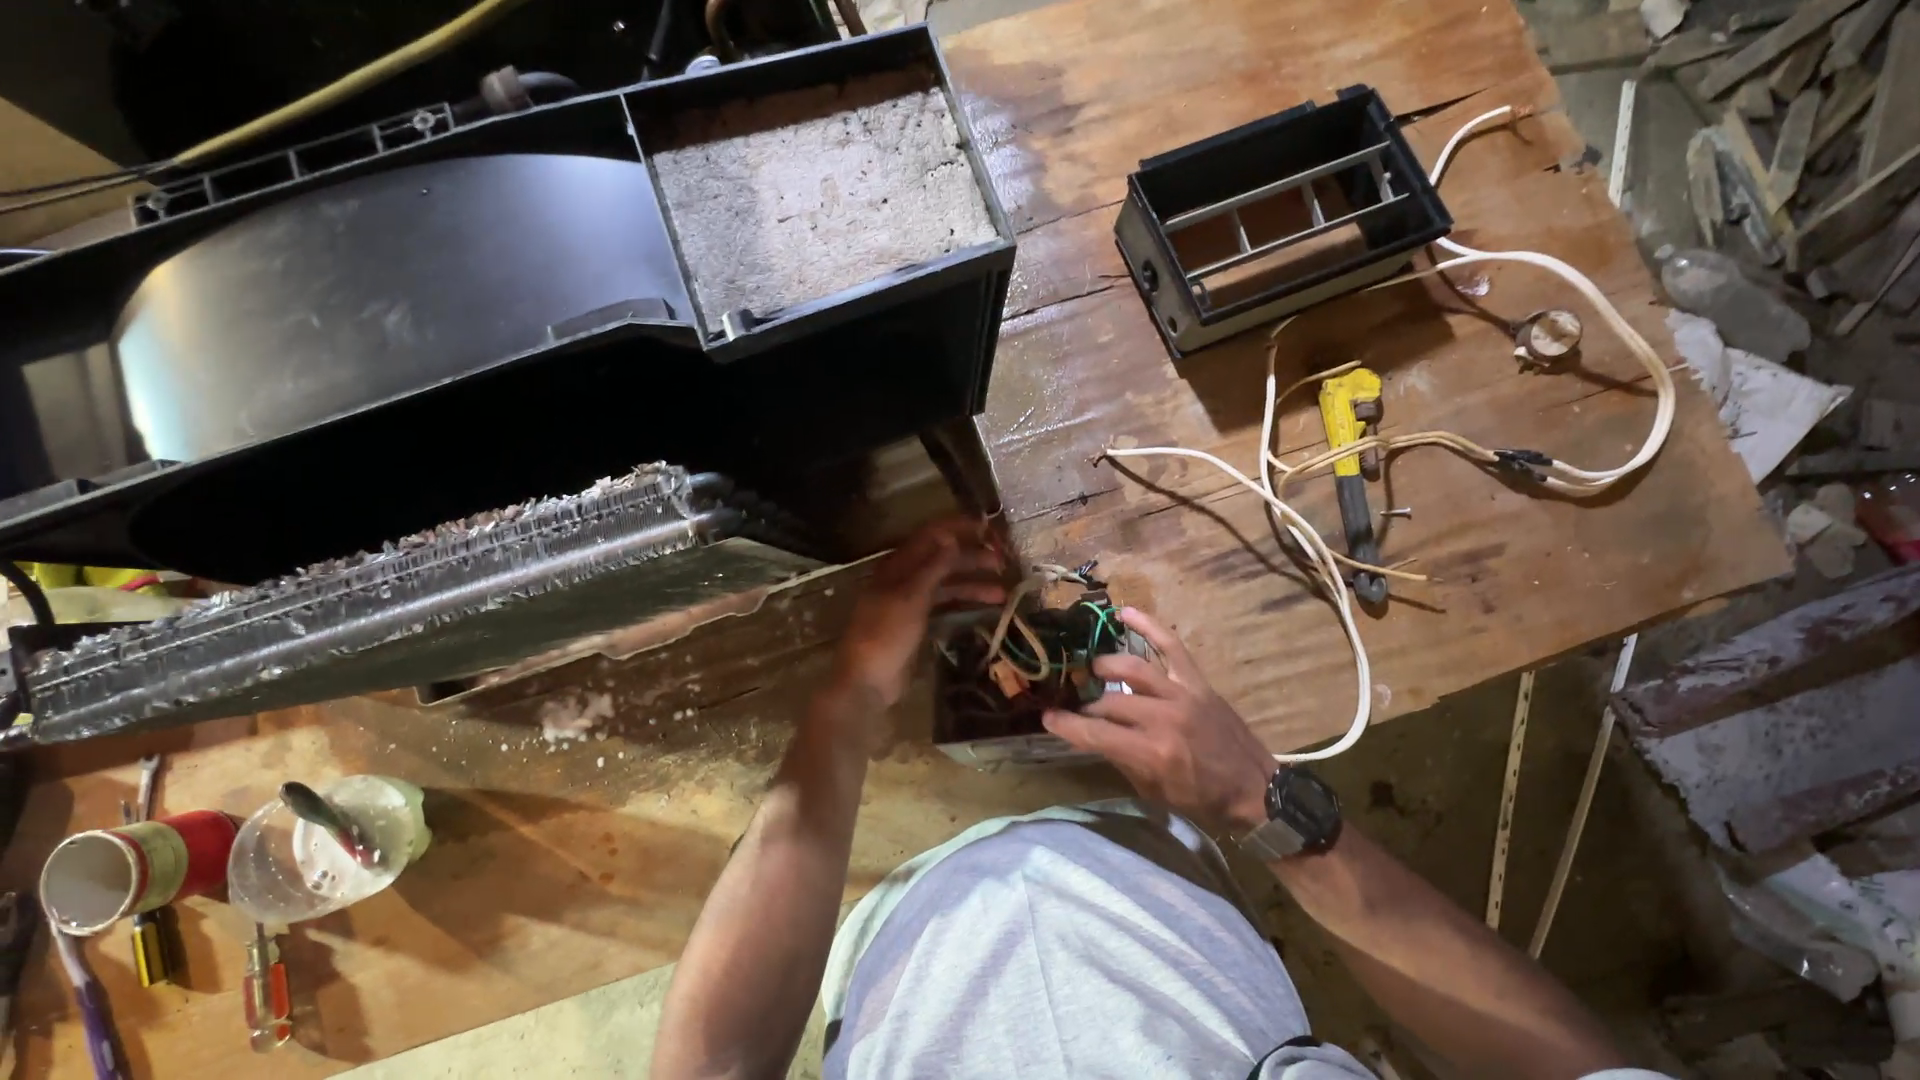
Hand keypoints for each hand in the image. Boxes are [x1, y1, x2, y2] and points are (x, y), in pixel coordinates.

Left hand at [829, 517, 1004, 712]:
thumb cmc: (885, 634)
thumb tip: (952, 537)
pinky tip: (987, 609)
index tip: (988, 528)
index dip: (958, 528)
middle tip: (1003, 562)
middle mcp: (905, 578)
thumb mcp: (910, 597)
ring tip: (1003, 593)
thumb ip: (932, 567)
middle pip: (942, 559)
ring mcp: (911, 601)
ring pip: (947, 584)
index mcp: (898, 566)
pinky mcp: (918, 623)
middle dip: (972, 558)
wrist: (867, 680)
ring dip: (973, 585)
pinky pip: (945, 605)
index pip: (931, 535)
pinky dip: (964, 604)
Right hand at [1042, 607, 1276, 834]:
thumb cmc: (1202, 799)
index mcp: (1152, 751)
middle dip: (1088, 708)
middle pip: (1110, 702)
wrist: (1256, 790)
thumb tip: (1092, 736)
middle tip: (1077, 709)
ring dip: (1107, 667)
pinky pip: (1171, 646)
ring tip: (1094, 670)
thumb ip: (1122, 759)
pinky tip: (1125, 612)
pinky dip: (1149, 626)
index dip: (1066, 726)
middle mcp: (1164, 717)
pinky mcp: (1197, 682)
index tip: (1047, 719)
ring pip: (1133, 669)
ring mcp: (1182, 694)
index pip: (1096, 733)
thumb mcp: (1155, 792)